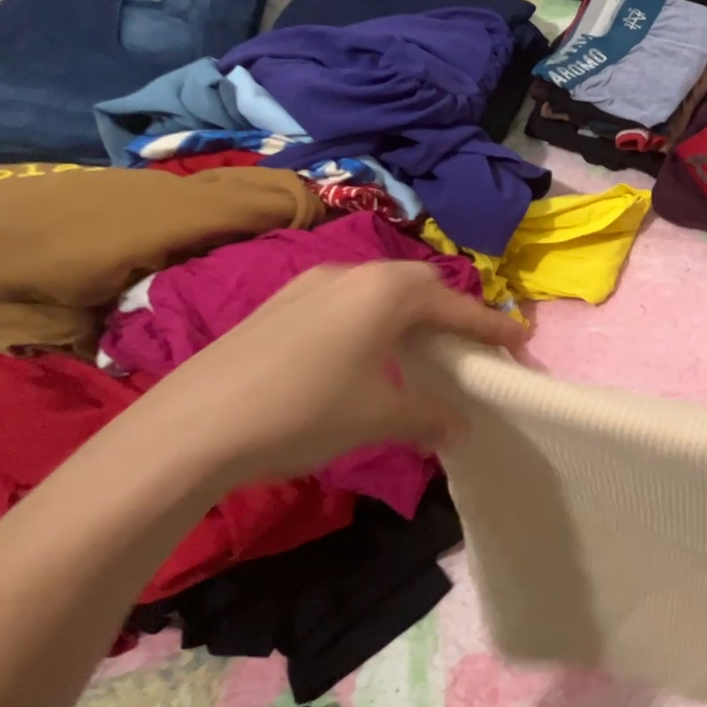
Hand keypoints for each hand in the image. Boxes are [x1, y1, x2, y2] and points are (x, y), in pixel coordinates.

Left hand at [129, 262, 526, 486]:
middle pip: (419, 286)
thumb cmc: (306, 411)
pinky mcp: (274, 307)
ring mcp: (308, 286)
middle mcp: (354, 274)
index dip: (493, 327)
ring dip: (405, 317)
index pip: (459, 307)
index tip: (521, 341)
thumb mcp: (381, 417)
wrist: (185, 432)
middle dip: (448, 313)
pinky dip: (367, 322)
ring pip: (377, 292)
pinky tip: (358, 358)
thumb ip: (430, 415)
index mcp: (390, 291)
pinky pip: (343, 303)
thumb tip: (460, 428)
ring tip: (414, 352)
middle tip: (464, 347)